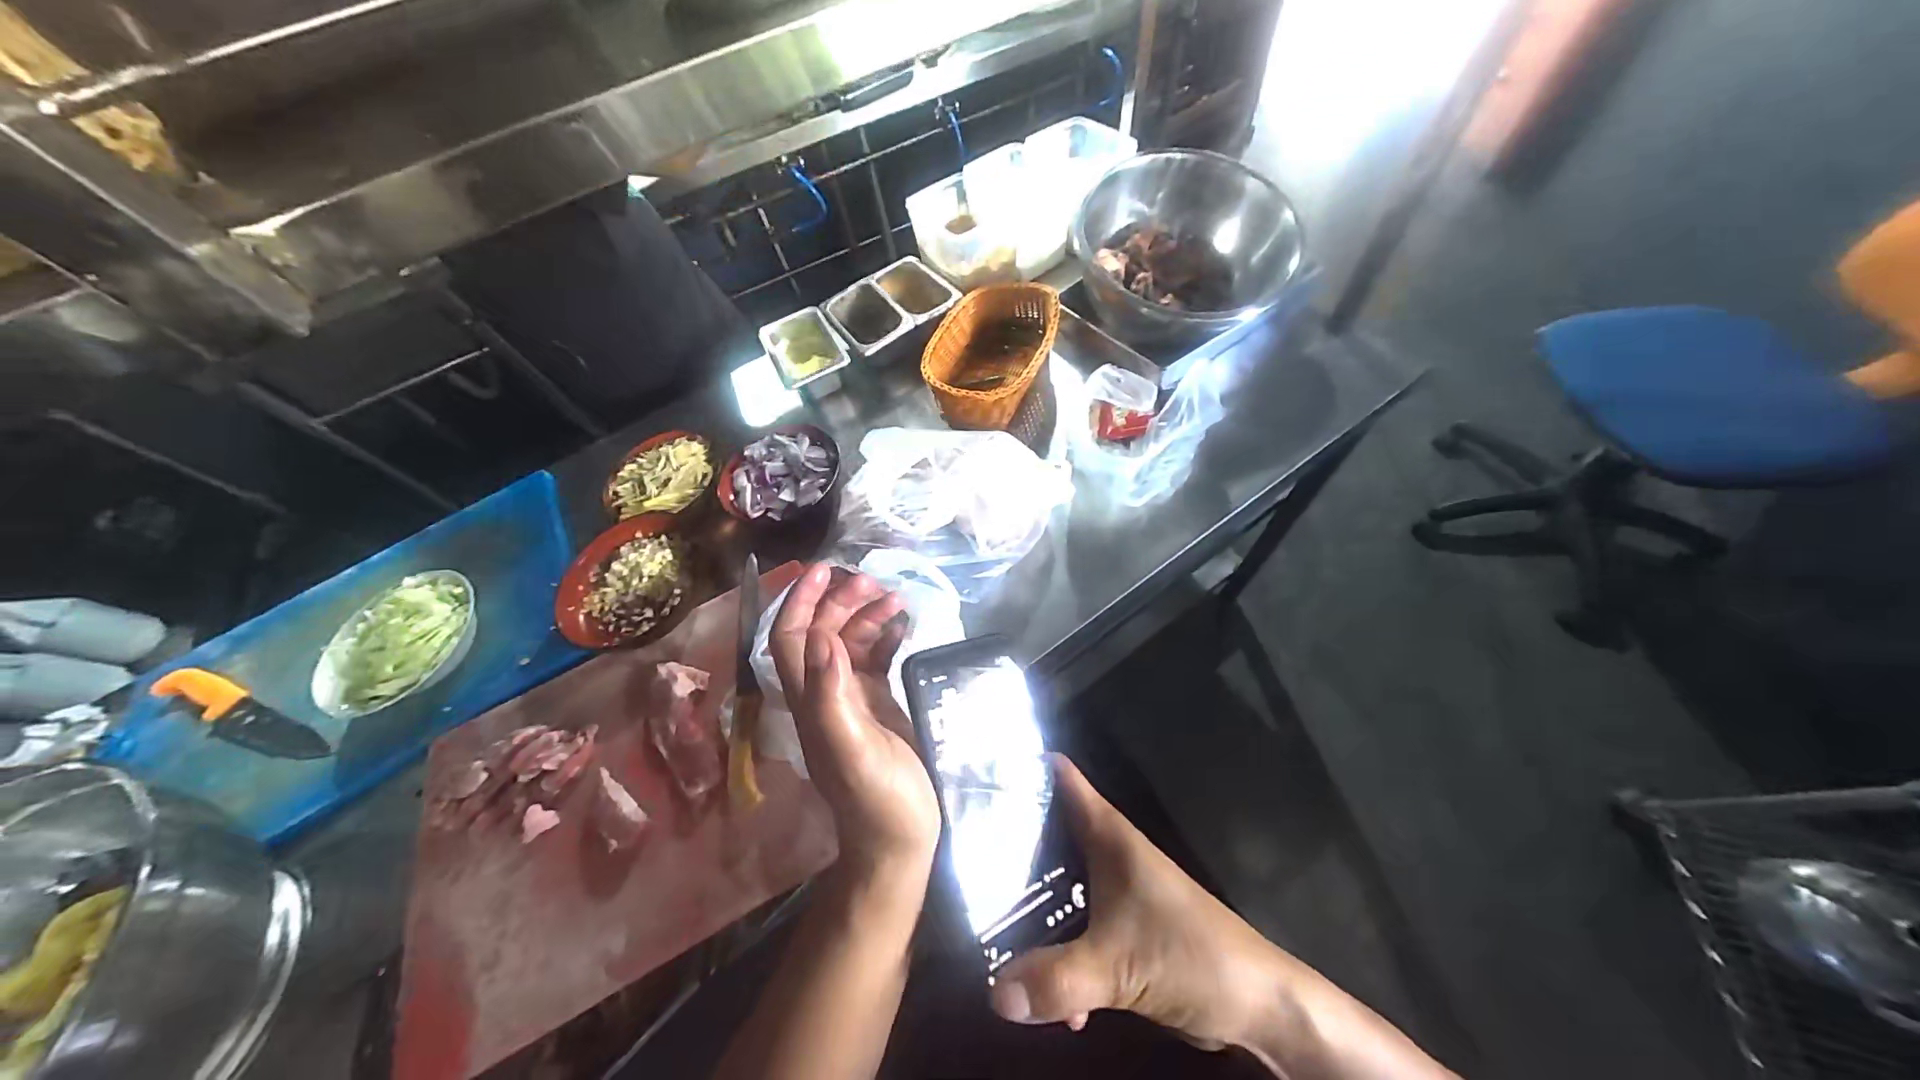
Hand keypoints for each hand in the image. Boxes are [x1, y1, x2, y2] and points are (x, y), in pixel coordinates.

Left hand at [771, 564, 939, 879]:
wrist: (899, 842)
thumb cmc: (878, 800)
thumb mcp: (855, 751)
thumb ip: (832, 698)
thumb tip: (822, 640)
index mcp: (810, 701)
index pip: (790, 639)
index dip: (800, 602)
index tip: (824, 570)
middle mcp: (823, 694)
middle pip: (820, 634)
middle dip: (840, 601)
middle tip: (875, 581)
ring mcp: (850, 699)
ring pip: (848, 642)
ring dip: (866, 615)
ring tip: (897, 598)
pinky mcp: (875, 705)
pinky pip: (874, 658)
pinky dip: (885, 637)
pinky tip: (904, 624)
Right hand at [990, 757, 1456, 1079]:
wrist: (1256, 1005)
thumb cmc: (1191, 956)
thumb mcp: (1119, 967)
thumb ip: (1056, 979)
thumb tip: (995, 995)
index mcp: (1107, 836)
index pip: (1059, 777)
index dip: (1020, 766)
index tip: (976, 770)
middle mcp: (1106, 852)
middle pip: (1046, 829)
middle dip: (1007, 840)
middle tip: (960, 851)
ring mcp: (1113, 890)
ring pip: (1056, 881)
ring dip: (1027, 904)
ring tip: (984, 922)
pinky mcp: (1120, 929)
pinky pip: (1072, 927)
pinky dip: (1055, 951)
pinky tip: (1047, 992)